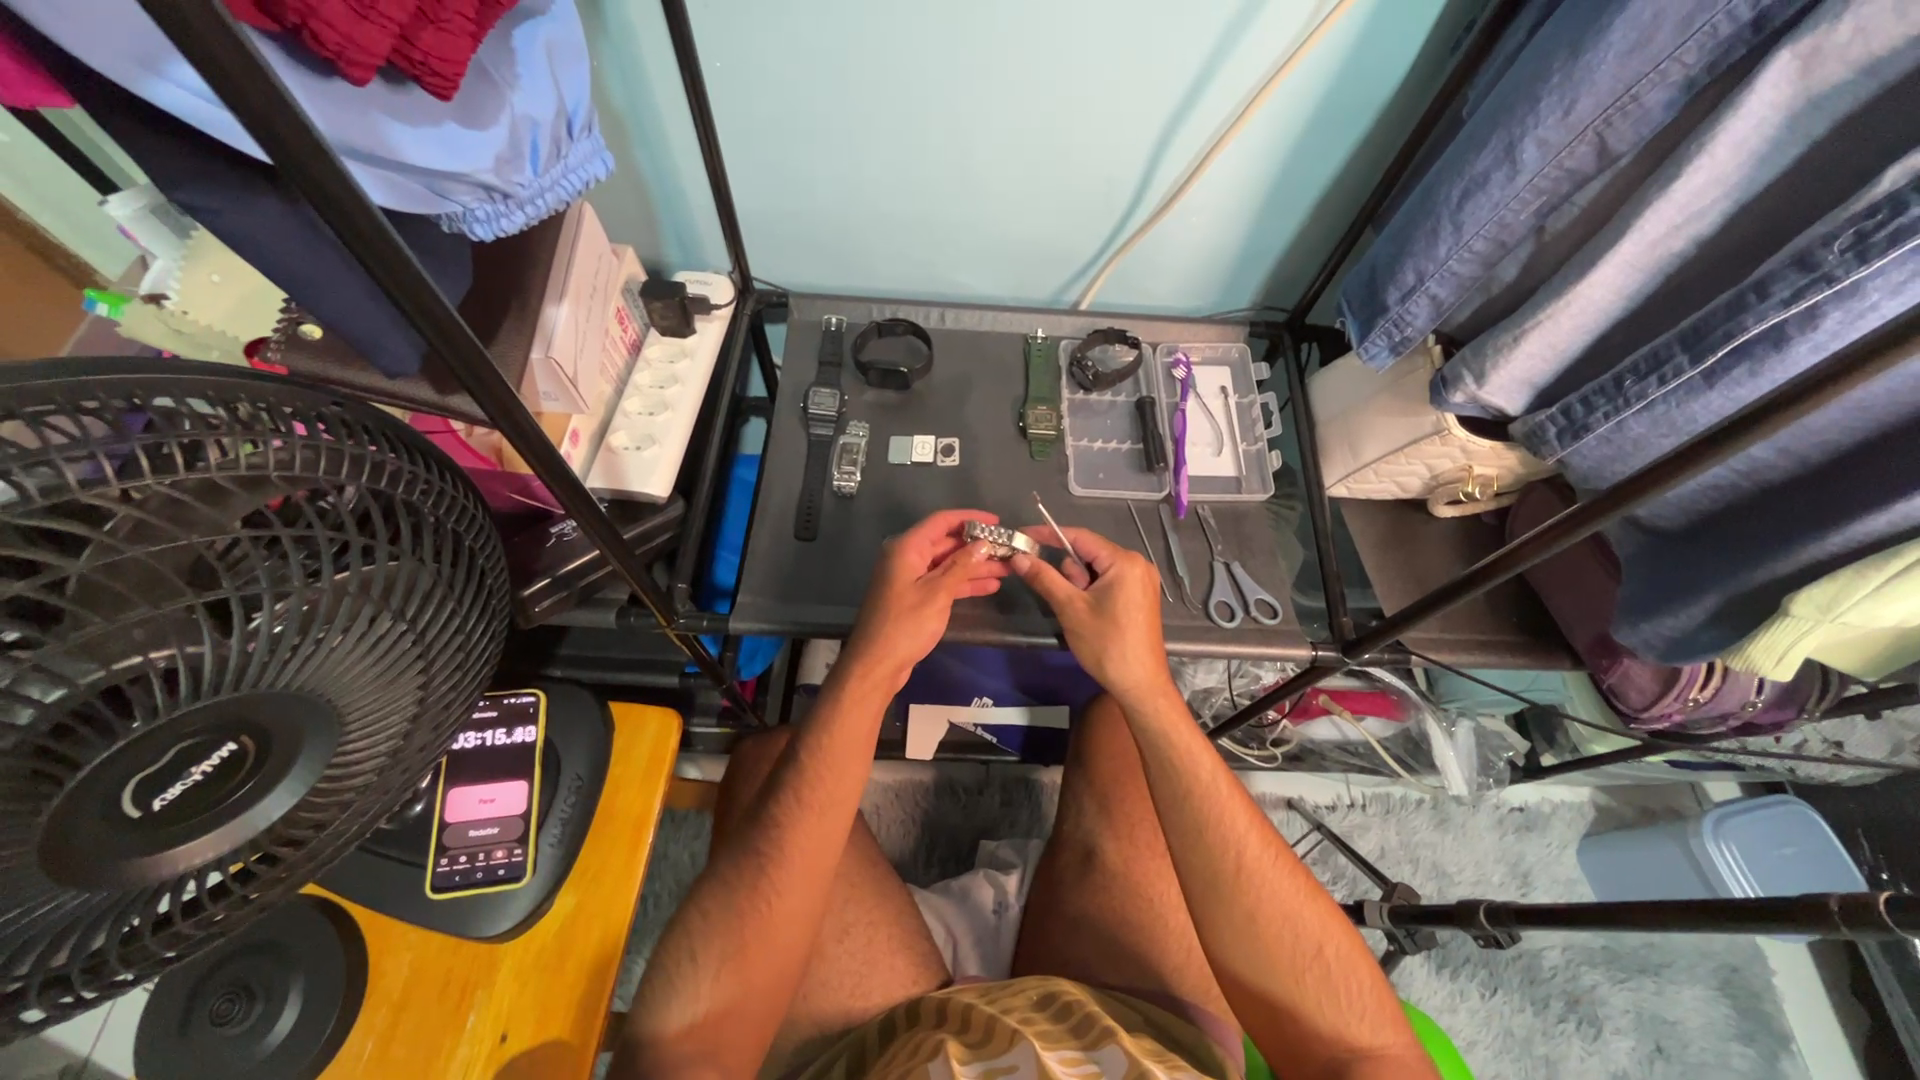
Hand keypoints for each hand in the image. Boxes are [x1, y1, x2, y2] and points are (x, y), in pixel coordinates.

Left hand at [837, 509, 1009, 692]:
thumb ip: (962, 565)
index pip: (942, 521)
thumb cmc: (905, 625)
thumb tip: (984, 544)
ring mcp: (911, 578)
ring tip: (1008, 568)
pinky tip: (990, 586)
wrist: (877, 664)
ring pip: (948, 564)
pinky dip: (964, 583)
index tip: (998, 521)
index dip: (970, 518)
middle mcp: (907, 557)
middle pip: (946, 543)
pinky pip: (943, 582)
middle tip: (1009, 549)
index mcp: (907, 548)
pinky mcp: (915, 596)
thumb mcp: (937, 592)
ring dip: (976, 566)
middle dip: (978, 546)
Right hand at [1010, 525, 1176, 703]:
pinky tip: (1091, 613)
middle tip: (1068, 600)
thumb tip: (1018, 557)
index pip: (1080, 537)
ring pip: (1097, 569)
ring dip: (1081, 584)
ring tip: (1082, 613)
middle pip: (1089, 553)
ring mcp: (1142, 580)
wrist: (1140, 684)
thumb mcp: (1070, 609)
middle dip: (1070, 572)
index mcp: (1124, 561)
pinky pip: (1109, 580)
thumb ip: (1044, 578)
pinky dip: (1093, 590)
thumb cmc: (1106, 645)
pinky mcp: (1141, 595)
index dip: (1049, 535)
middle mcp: (1137, 563)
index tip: (1023, 537)